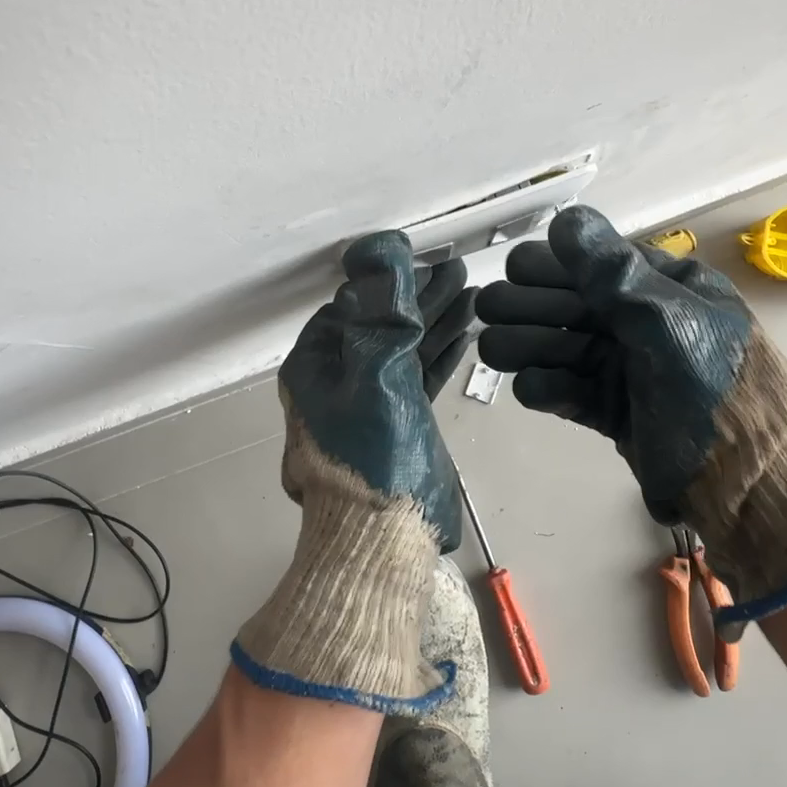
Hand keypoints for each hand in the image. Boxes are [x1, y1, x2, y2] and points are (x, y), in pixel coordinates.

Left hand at [276, 232, 475, 549]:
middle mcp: (339, 378)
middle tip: (458, 268)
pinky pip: (418, 374)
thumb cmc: (371, 456)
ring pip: (405, 347)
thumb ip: (382, 311)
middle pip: (384, 322)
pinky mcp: (399, 422)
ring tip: (469, 290)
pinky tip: (463, 331)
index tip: (425, 259)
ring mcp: (371, 401)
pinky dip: (439, 350)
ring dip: (435, 318)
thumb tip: (382, 248)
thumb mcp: (376, 373)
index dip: (390, 280)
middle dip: (420, 295)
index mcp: (317, 364)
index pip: (353, 305)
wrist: (381, 538)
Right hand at [474, 205, 755, 522]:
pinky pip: (565, 389)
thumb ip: (613, 273)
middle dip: (529, 306)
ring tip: (495, 350)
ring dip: (526, 343)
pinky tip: (532, 388)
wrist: (744, 488)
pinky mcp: (608, 409)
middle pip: (567, 304)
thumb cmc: (714, 392)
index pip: (594, 264)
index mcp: (663, 288)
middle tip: (490, 311)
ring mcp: (622, 367)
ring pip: (559, 346)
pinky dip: (545, 386)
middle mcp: (638, 321)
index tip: (517, 274)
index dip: (552, 266)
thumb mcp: (670, 322)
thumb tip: (565, 218)